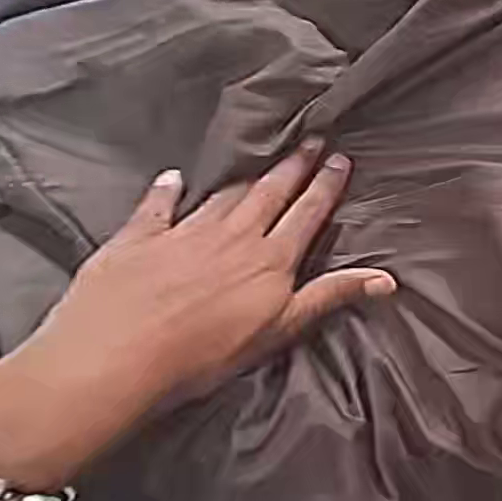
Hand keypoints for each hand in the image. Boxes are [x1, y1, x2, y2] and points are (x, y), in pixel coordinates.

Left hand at [0, 141, 393, 488]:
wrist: (113, 360)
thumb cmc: (206, 353)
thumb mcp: (281, 328)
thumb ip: (332, 295)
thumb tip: (388, 279)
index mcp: (269, 258)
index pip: (306, 213)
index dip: (325, 185)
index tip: (339, 158)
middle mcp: (232, 236)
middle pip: (270, 194)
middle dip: (293, 167)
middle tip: (310, 140)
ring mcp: (183, 234)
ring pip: (224, 196)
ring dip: (246, 176)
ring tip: (262, 157)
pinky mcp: (136, 241)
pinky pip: (155, 208)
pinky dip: (165, 191)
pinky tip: (172, 177)